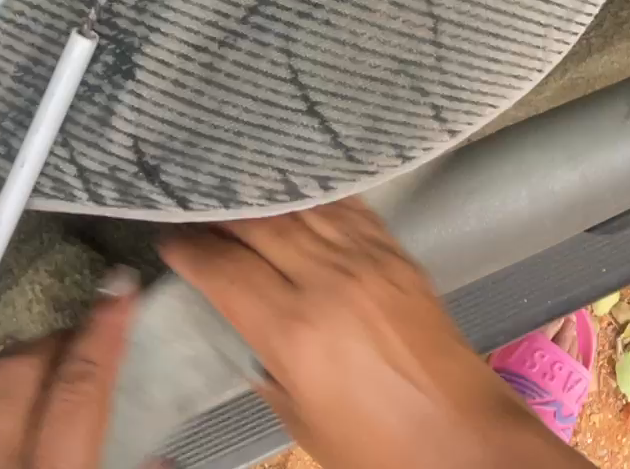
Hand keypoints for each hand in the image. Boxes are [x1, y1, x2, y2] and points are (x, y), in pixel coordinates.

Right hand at [161, 199, 592, 468]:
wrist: (459, 434)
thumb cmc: (372, 443)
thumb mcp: (298, 415)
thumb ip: (263, 358)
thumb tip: (242, 318)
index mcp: (294, 328)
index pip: (225, 269)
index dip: (189, 248)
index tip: (170, 238)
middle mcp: (328, 278)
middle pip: (260, 224)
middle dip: (221, 213)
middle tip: (196, 206)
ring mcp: (367, 257)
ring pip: (303, 206)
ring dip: (266, 195)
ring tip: (239, 186)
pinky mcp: (396, 250)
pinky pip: (349, 207)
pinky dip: (318, 194)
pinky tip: (300, 187)